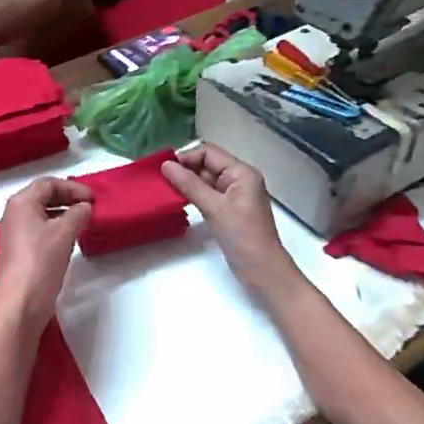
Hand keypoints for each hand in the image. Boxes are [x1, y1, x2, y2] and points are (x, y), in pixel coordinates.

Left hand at [0, 178, 92, 333]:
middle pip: (42, 196)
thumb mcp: (65, 232)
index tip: (92, 197)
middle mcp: (13, 214)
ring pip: (41, 214)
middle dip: (67, 198)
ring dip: (62, 213)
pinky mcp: (18, 251)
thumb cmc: (41, 261)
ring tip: (83, 220)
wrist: (20, 303)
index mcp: (21, 203)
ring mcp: (14, 233)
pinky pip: (39, 229)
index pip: (48, 184)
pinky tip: (69, 237)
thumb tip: (84, 207)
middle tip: (89, 205)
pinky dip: (55, 227)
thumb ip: (78, 213)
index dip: (72, 187)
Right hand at [162, 144, 295, 292]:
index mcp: (242, 172)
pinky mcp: (230, 209)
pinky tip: (179, 199)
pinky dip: (194, 195)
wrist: (263, 271)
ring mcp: (235, 195)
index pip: (209, 153)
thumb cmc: (242, 236)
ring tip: (164, 188)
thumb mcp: (214, 208)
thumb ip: (190, 184)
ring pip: (206, 180)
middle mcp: (240, 179)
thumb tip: (166, 165)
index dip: (186, 157)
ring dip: (188, 183)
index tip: (163, 168)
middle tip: (159, 179)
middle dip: (185, 169)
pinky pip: (209, 194)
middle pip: (207, 164)